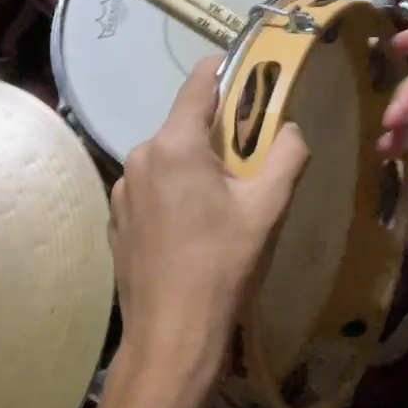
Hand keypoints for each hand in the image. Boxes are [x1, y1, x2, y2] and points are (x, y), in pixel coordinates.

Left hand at [100, 56, 309, 407]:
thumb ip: (287, 155)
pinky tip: (192, 226)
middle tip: (248, 156)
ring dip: (195, 162)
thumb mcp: (268, 208)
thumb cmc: (222, 264)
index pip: (199, 80)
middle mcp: (141, 155)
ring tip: (221, 199)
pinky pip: (152, 183)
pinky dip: (174, 189)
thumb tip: (290, 128)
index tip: (252, 79)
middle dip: (218, 129)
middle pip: (186, 121)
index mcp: (175, 144)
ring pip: (168, 154)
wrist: (172, 336)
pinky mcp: (117, 215)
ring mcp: (122, 187)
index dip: (227, 70)